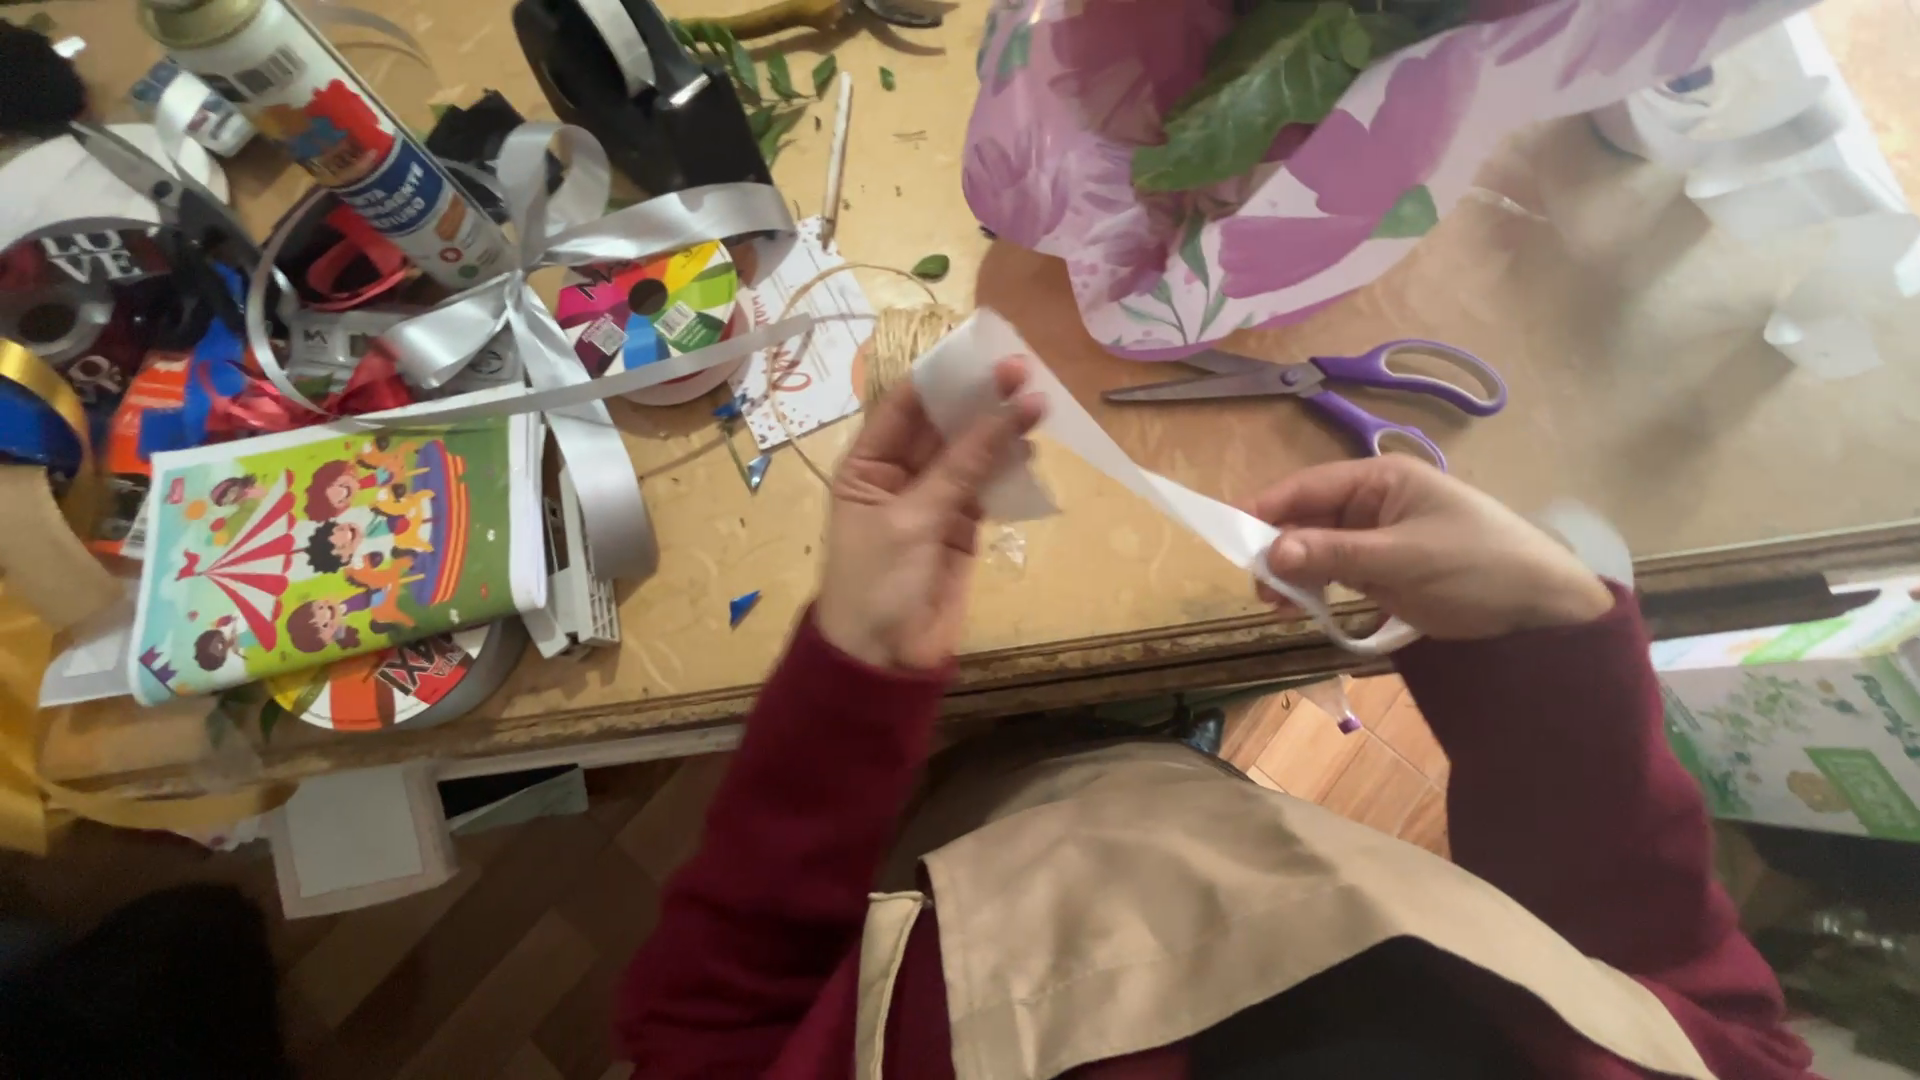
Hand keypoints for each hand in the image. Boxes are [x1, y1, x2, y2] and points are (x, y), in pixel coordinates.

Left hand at [815, 357, 1044, 670]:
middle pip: (943, 424)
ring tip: (1038, 403)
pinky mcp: (964, 525)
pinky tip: (1031, 448)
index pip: (904, 406)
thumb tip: (1012, 409)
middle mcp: (901, 473)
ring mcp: (935, 499)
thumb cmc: (878, 583)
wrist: (885, 660)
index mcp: (867, 463)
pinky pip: (988, 485)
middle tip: (1023, 370)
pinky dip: (1009, 468)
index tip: (982, 353)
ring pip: (971, 452)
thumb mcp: (913, 519)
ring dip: (1000, 430)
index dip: (942, 378)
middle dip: (979, 399)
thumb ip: (962, 465)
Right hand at [1247, 457, 1613, 639]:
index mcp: (1378, 480)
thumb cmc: (1479, 566)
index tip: (1230, 535)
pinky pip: (1328, 572)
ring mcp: (1371, 537)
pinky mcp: (1375, 569)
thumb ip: (1335, 554)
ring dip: (1289, 573)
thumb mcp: (1405, 558)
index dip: (1267, 508)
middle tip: (1260, 586)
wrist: (1543, 610)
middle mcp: (1368, 503)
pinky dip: (1309, 588)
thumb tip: (1270, 553)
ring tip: (1276, 604)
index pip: (1307, 487)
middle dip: (1277, 549)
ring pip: (1311, 549)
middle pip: (1303, 519)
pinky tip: (1296, 608)